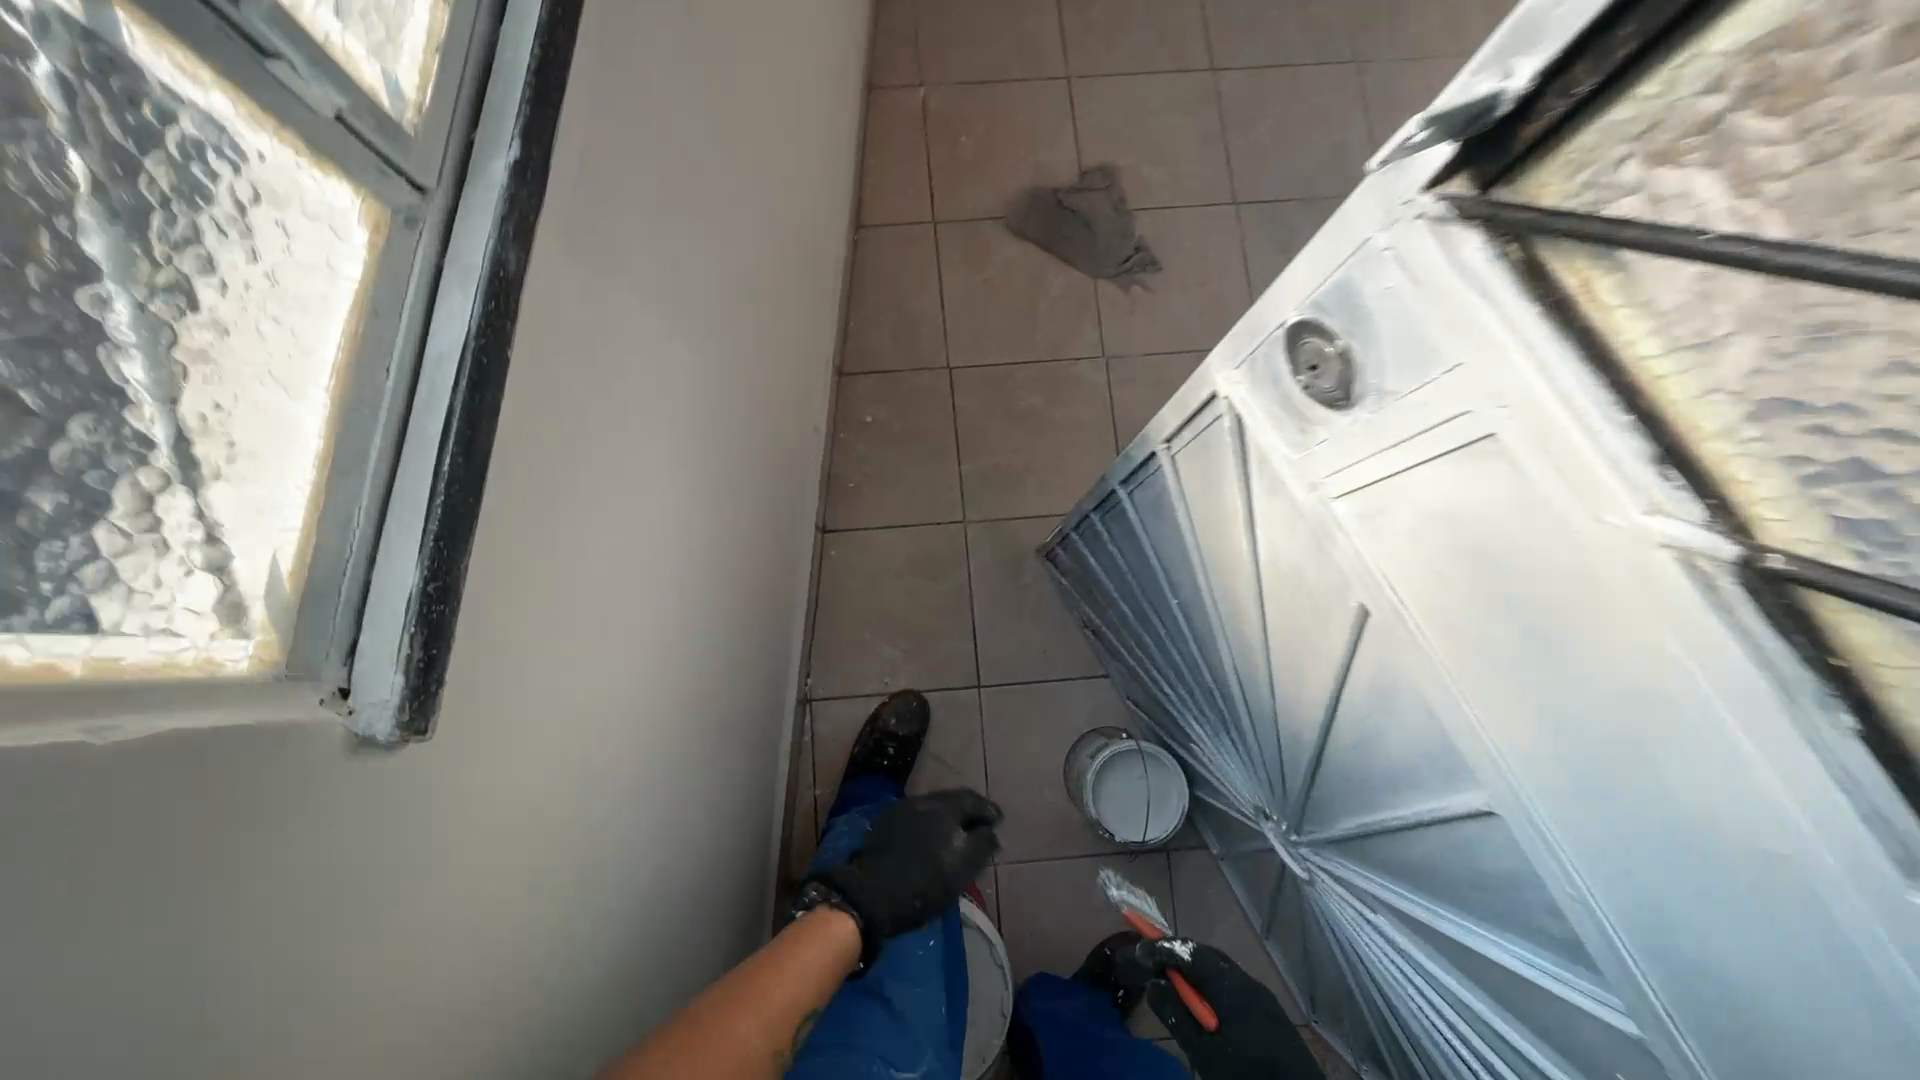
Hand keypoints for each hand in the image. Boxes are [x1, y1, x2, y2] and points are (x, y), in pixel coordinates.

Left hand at [811, 789, 1001, 948]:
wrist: (870, 895)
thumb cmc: (924, 884)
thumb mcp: (962, 869)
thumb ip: (982, 845)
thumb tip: (991, 831)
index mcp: (944, 807)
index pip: (973, 799)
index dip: (988, 810)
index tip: (998, 821)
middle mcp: (922, 800)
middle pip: (951, 800)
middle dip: (967, 811)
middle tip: (979, 825)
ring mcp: (900, 809)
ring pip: (932, 807)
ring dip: (947, 817)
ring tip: (956, 832)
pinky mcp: (884, 823)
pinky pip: (915, 817)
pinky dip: (929, 824)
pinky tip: (930, 838)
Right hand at [1122, 938, 1324, 1079]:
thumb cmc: (1245, 1075)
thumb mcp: (1202, 1051)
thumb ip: (1176, 1014)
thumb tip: (1154, 984)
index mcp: (1230, 986)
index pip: (1190, 953)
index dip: (1163, 949)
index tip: (1139, 951)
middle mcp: (1247, 982)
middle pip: (1207, 956)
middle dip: (1179, 954)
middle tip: (1154, 962)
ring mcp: (1262, 996)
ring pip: (1221, 970)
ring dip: (1195, 970)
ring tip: (1174, 983)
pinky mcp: (1269, 1012)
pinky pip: (1233, 985)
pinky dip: (1211, 984)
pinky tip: (1204, 1004)